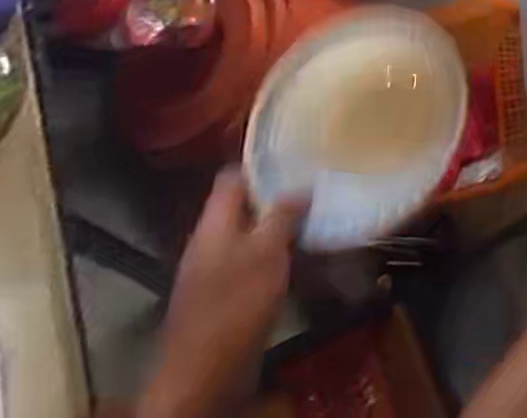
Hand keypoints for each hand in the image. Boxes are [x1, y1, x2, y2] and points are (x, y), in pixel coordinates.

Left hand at [139, 172, 306, 417]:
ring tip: (320, 211)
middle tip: (317, 179)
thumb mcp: (266, 252)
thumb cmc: (235, 305)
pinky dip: (281, 251)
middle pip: (244, 205)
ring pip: (254, 233)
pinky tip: (307, 252)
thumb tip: (299, 186)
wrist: (206, 377)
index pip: (231, 178)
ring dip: (284, 224)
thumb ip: (282, 215)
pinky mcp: (230, 295)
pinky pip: (258, 259)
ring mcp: (218, 271)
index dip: (259, 161)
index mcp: (212, 227)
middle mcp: (211, 243)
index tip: (295, 150)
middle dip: (279, 193)